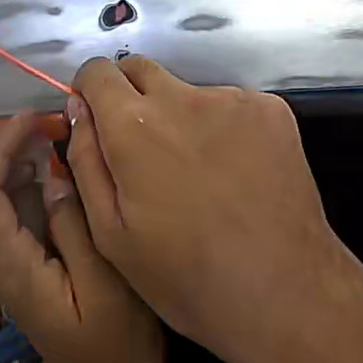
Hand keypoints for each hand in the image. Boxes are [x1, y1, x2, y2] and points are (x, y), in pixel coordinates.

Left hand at [0, 112, 163, 362]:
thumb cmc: (118, 349)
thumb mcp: (112, 288)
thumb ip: (76, 229)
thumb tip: (50, 175)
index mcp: (11, 266)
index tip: (34, 119)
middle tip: (37, 126)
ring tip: (41, 140)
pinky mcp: (7, 262)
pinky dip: (3, 177)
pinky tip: (38, 169)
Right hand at [65, 56, 341, 362]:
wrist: (285, 295)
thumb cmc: (183, 273)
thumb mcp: (108, 230)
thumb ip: (84, 158)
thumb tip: (78, 109)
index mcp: (132, 125)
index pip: (96, 71)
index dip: (89, 92)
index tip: (97, 121)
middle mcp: (180, 97)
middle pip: (138, 68)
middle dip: (129, 95)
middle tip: (143, 148)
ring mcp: (231, 100)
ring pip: (184, 88)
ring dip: (177, 113)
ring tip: (196, 169)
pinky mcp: (271, 111)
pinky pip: (227, 103)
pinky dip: (220, 125)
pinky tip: (232, 170)